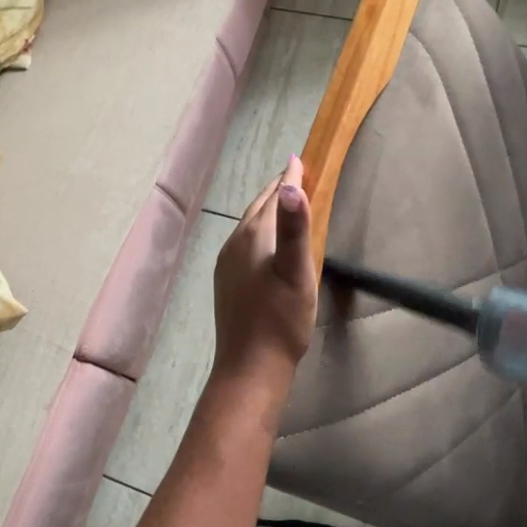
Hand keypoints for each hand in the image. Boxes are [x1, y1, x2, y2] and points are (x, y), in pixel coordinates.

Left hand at [209, 155, 317, 390]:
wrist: (250, 368)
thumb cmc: (281, 319)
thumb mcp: (298, 272)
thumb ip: (296, 228)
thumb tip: (292, 186)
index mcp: (254, 235)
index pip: (275, 196)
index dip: (290, 177)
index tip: (300, 159)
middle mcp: (235, 242)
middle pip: (259, 207)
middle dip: (278, 190)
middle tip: (296, 176)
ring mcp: (227, 262)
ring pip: (250, 224)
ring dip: (268, 210)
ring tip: (285, 203)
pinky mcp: (226, 280)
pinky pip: (244, 242)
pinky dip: (260, 230)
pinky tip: (267, 242)